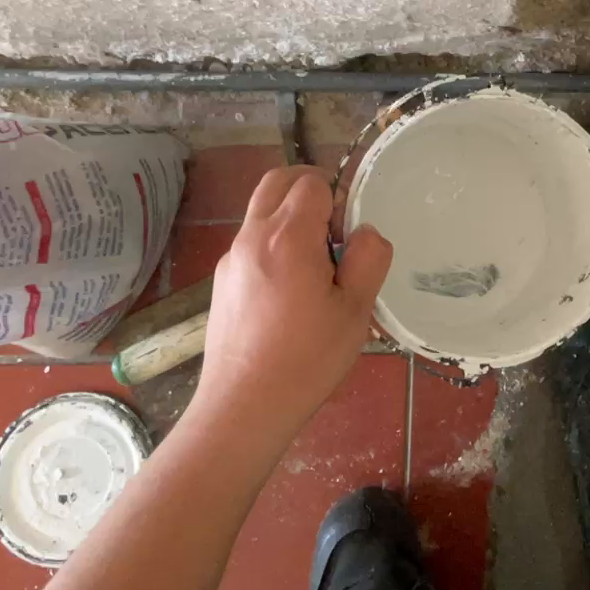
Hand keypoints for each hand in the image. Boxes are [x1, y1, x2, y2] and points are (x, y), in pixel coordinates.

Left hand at [196, 165, 393, 429]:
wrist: (244, 408)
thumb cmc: (307, 358)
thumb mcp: (356, 309)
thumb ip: (369, 257)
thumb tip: (363, 232)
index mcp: (287, 237)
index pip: (312, 182)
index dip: (338, 199)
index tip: (348, 239)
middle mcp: (252, 237)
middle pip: (278, 181)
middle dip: (309, 189)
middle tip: (334, 231)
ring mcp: (231, 259)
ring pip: (262, 210)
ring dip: (290, 218)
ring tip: (314, 268)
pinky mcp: (221, 283)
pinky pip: (251, 241)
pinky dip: (274, 244)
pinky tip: (289, 293)